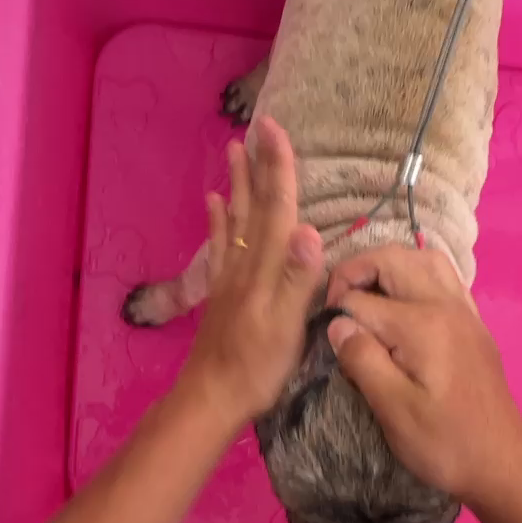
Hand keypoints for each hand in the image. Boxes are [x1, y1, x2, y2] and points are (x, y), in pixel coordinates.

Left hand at [178, 116, 325, 426]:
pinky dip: (217, 221)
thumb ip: (297, 280)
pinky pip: (219, 247)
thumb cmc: (255, 367)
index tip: (276, 129)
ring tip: (234, 149)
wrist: (211, 397)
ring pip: (235, 220)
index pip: (276, 210)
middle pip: (254, 207)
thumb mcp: (285, 328)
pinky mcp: (221, 292)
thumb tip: (310, 230)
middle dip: (259, 165)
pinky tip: (213, 202)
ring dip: (238, 183)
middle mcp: (245, 265)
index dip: (279, 170)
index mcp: (265, 269)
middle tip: (258, 125)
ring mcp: (230, 277)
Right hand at [324, 246, 521, 508]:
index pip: (360, 300)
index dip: (334, 314)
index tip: (324, 340)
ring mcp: (465, 312)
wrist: (501, 466)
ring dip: (388, 265)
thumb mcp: (393, 410)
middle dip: (356, 270)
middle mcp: (446, 306)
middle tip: (335, 302)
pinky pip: (444, 277)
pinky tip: (401, 302)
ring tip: (365, 293)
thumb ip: (362, 359)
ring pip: (424, 258)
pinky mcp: (473, 325)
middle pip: (394, 259)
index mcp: (422, 326)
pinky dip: (415, 274)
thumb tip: (337, 324)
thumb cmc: (444, 443)